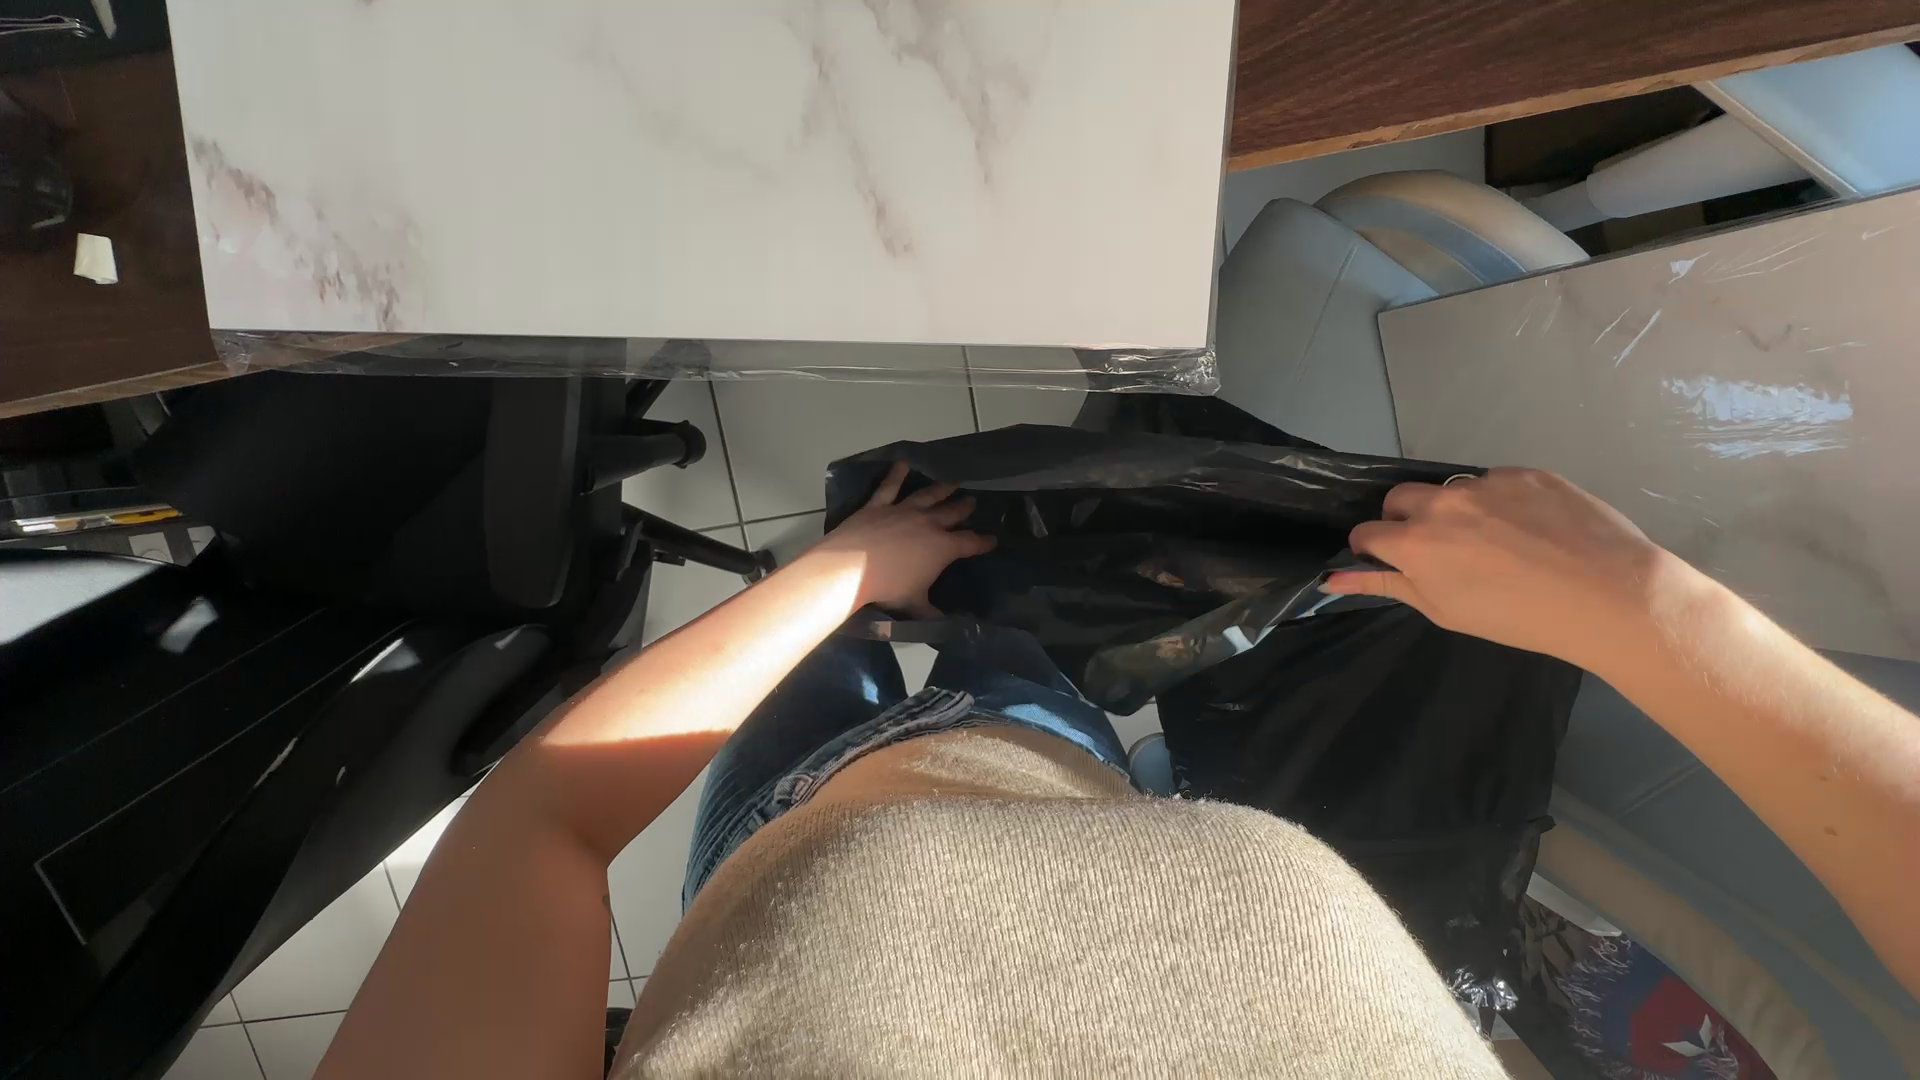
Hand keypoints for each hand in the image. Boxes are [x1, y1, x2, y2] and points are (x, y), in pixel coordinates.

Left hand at [803, 461, 995, 616]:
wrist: (852, 568)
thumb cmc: (889, 587)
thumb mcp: (915, 604)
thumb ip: (931, 612)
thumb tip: (944, 624)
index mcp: (942, 548)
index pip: (970, 543)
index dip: (983, 542)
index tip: (993, 540)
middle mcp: (927, 524)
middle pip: (952, 513)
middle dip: (964, 508)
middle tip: (973, 501)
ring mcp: (903, 510)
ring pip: (928, 495)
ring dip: (942, 488)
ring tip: (953, 482)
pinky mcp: (879, 505)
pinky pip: (890, 486)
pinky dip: (897, 474)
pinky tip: (903, 463)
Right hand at [1321, 467, 1701, 668]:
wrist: (1610, 598)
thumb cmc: (1515, 616)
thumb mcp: (1440, 608)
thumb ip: (1383, 585)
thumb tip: (1328, 580)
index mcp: (1412, 541)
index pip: (1366, 531)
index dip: (1373, 548)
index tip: (1392, 562)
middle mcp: (1440, 504)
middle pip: (1399, 499)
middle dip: (1405, 519)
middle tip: (1439, 548)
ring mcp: (1485, 484)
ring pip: (1449, 489)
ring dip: (1454, 509)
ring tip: (1493, 539)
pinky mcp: (1526, 473)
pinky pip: (1496, 482)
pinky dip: (1500, 501)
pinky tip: (1529, 528)